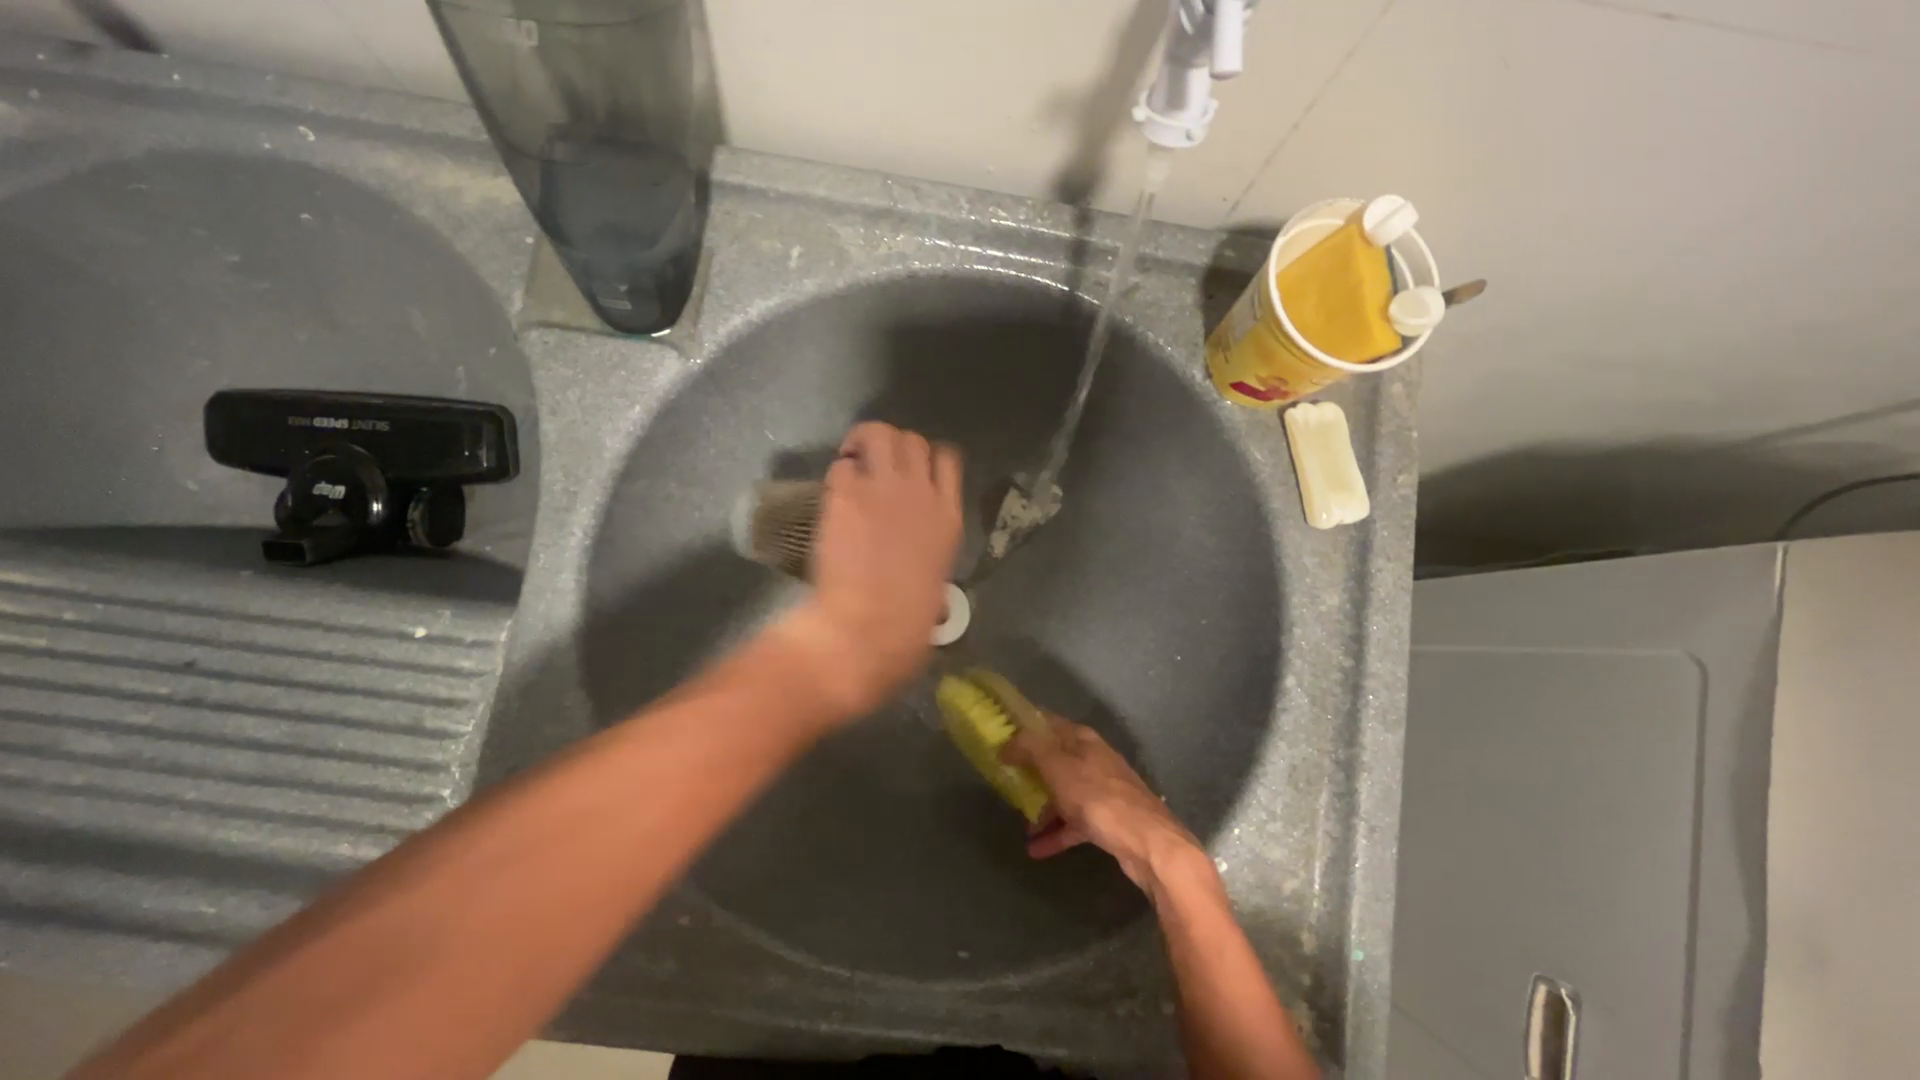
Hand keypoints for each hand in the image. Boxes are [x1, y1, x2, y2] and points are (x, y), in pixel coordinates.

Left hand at [779, 422, 961, 719]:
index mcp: (949, 517)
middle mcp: (921, 492)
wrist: (866, 628)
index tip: (911, 472)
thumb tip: (927, 583)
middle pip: (913, 440)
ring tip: (852, 461)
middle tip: (874, 466)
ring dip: (864, 442)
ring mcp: (883, 488)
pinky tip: (832, 493)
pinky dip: (837, 473)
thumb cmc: (907, 626)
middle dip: (894, 447)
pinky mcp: (846, 493)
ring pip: (880, 433)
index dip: (927, 459)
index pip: (948, 459)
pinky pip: (841, 464)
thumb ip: (931, 564)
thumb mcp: (936, 588)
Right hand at [1002, 717, 1209, 892]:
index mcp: (1083, 740)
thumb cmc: (1096, 797)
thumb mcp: (1057, 767)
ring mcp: (1102, 791)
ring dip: (1043, 808)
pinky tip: (1037, 850)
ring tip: (1022, 826)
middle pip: (1056, 759)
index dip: (1025, 725)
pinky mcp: (1107, 819)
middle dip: (1031, 771)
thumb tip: (1006, 742)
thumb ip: (1029, 749)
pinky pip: (1075, 822)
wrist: (1146, 841)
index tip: (1001, 733)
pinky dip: (1057, 833)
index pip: (1049, 722)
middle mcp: (1094, 760)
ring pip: (1065, 793)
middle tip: (1006, 780)